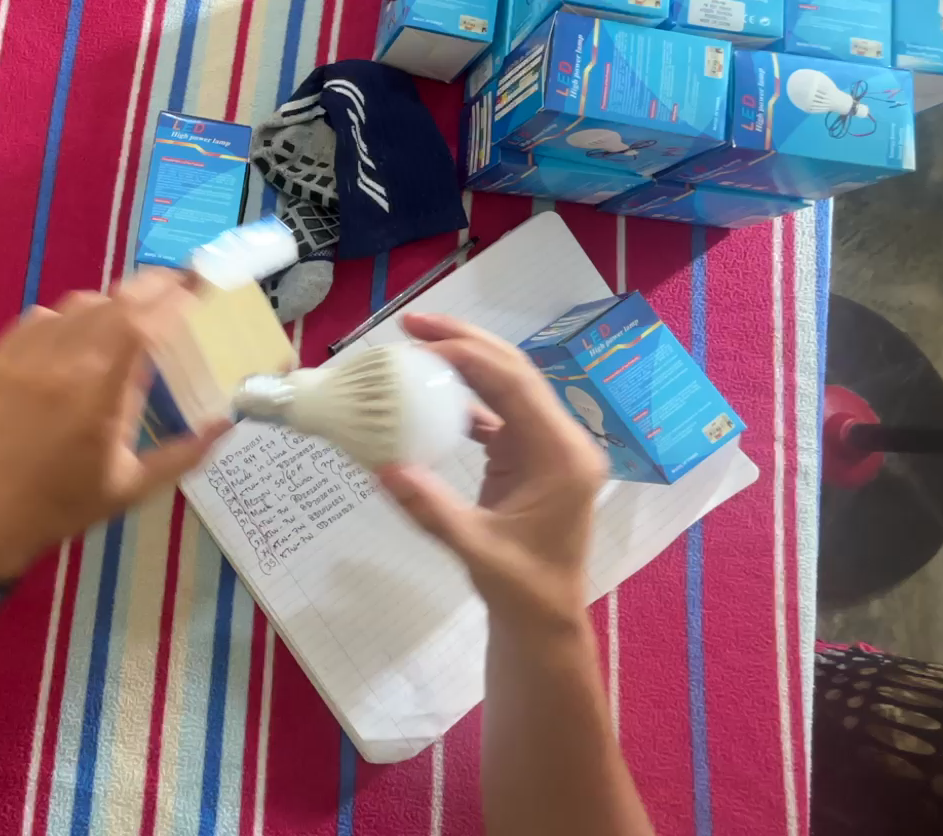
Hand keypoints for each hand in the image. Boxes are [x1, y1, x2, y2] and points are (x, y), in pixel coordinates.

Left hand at [0, 270, 231, 580]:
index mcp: (100, 391)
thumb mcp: (132, 487)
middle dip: (152, 286)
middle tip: (177, 283)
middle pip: (116, 301)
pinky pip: (42, 316)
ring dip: (112, 302)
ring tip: (130, 314)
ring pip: (79, 304)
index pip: (146, 324)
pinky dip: (69, 317)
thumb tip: (227, 424)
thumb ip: (185, 453)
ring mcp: (26, 353)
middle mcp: (63, 360)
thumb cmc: (63, 504)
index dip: (176, 299)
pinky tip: (78, 335)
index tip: (198, 289)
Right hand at [376, 313, 607, 631]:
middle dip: (464, 341)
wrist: (544, 619)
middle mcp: (560, 441)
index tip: (418, 339)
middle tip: (411, 324)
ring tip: (417, 344)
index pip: (514, 385)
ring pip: (505, 384)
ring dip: (464, 360)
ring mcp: (546, 447)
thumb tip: (381, 466)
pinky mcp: (528, 456)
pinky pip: (496, 410)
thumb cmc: (521, 589)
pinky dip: (463, 394)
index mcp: (560, 456)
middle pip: (514, 371)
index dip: (467, 354)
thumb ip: (431, 508)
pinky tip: (430, 391)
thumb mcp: (474, 550)